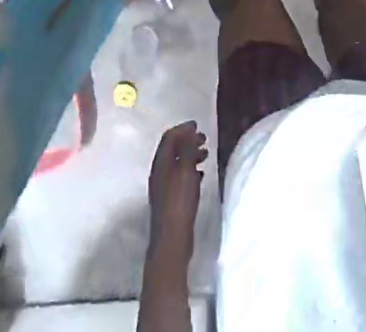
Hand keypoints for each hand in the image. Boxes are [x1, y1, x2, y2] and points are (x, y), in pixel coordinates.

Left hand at [146, 121, 206, 261]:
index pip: (169, 138)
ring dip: (190, 154)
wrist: (171, 240)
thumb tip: (190, 131)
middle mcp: (159, 172)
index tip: (198, 125)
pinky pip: (180, 176)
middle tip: (204, 138)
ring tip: (206, 154)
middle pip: (172, 149)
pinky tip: (201, 174)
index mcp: (160, 163)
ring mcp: (163, 187)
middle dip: (187, 140)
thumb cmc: (179, 203)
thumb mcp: (186, 171)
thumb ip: (187, 150)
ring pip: (177, 162)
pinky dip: (190, 169)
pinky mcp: (170, 199)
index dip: (182, 128)